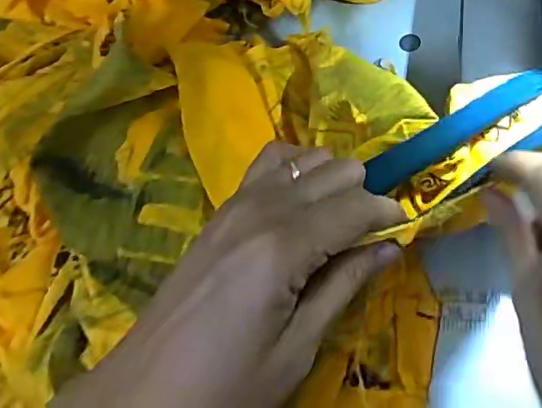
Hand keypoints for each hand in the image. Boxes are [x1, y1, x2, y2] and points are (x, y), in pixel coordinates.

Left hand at [55, 142, 406, 407]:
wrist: (137, 400)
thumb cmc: (222, 389)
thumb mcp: (294, 351)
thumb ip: (345, 286)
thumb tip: (391, 247)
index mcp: (284, 246)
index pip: (356, 206)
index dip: (387, 214)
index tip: (403, 231)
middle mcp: (265, 208)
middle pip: (337, 170)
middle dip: (362, 196)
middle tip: (365, 239)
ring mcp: (239, 201)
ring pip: (308, 157)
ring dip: (331, 180)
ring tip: (335, 222)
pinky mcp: (223, 207)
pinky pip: (272, 161)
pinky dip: (298, 169)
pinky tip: (301, 201)